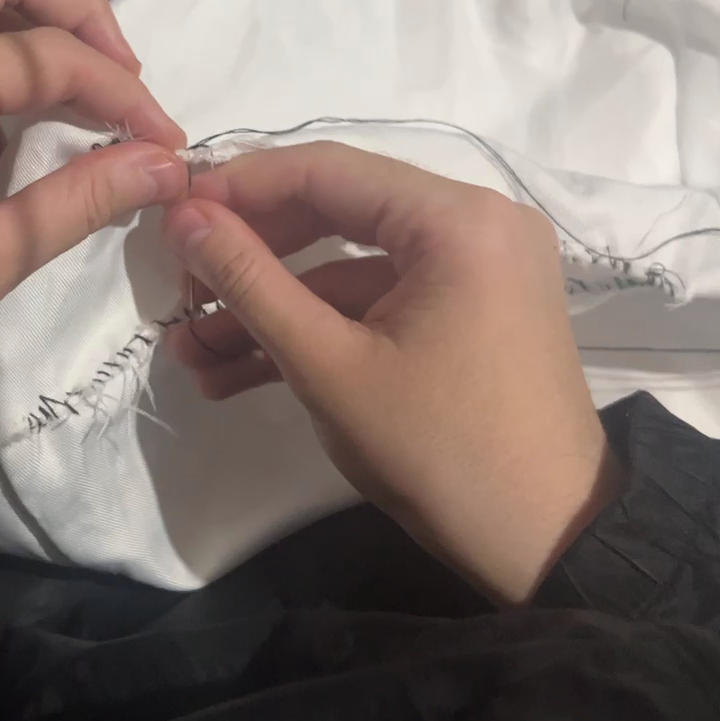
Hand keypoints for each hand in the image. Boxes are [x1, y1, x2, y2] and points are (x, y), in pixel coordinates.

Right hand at [161, 142, 617, 603]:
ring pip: (344, 266)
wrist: (546, 550)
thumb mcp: (327, 365)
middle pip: (333, 211)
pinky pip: (373, 301)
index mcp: (456, 219)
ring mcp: (471, 270)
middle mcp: (473, 223)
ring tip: (190, 350)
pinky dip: (314, 329)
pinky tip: (236, 373)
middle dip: (249, 254)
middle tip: (181, 284)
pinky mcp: (461, 311)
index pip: (325, 170)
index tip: (172, 215)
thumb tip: (182, 217)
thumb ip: (249, 281)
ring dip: (269, 305)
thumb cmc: (439, 452)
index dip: (238, 187)